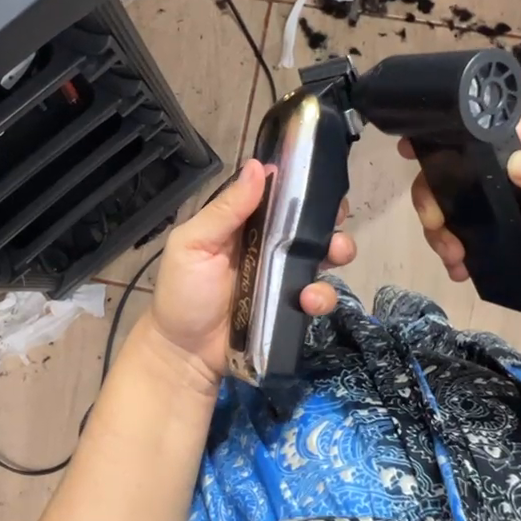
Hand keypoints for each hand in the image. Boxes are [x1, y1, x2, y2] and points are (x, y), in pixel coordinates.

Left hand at [145, 159, 355, 384]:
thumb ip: (225, 209)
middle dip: (331, 217)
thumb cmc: (182, 292)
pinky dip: (322, 296)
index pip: (278, 195)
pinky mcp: (292, 308)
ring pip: (323, 256)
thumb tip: (257, 167)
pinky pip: (319, 296)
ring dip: (337, 251)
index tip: (322, 179)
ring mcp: (284, 277)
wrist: (185, 354)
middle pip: (310, 223)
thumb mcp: (193, 244)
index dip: (302, 185)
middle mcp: (269, 245)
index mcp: (243, 223)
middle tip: (338, 219)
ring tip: (334, 256)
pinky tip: (308, 300)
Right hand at [400, 117, 520, 343]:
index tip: (415, 150)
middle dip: (438, 192)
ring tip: (451, 256)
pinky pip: (472, 231)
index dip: (452, 130)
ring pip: (463, 200)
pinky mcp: (516, 240)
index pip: (495, 126)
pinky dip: (456, 245)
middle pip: (466, 165)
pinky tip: (459, 267)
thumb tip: (512, 162)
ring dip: (443, 224)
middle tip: (437, 226)